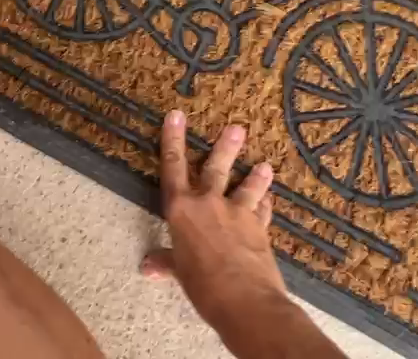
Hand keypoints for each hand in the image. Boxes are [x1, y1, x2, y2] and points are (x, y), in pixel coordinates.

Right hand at [140, 111, 286, 326]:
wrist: (245, 302)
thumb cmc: (202, 284)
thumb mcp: (179, 271)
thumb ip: (166, 261)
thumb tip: (147, 267)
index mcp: (181, 208)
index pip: (172, 165)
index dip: (172, 139)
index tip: (176, 115)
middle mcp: (207, 203)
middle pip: (215, 168)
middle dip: (225, 147)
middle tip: (237, 128)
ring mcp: (237, 214)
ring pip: (246, 187)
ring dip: (255, 176)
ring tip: (264, 164)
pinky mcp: (259, 229)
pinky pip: (262, 212)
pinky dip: (266, 205)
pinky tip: (270, 200)